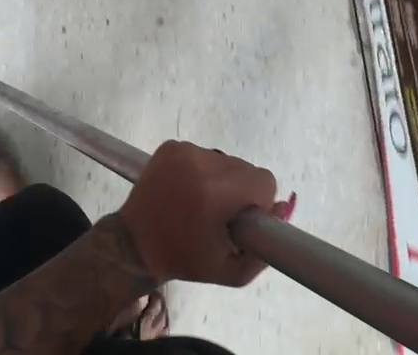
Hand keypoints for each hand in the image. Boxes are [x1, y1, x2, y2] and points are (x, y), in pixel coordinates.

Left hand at [115, 140, 285, 286]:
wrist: (135, 242)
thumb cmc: (185, 259)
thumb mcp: (232, 271)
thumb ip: (265, 247)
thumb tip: (282, 210)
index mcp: (214, 193)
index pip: (263, 179)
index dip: (260, 201)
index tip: (245, 218)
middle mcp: (199, 163)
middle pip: (245, 168)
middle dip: (242, 190)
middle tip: (223, 214)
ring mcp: (183, 150)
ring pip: (225, 160)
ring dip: (223, 179)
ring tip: (202, 202)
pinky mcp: (171, 145)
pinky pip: (203, 155)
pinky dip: (203, 171)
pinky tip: (187, 190)